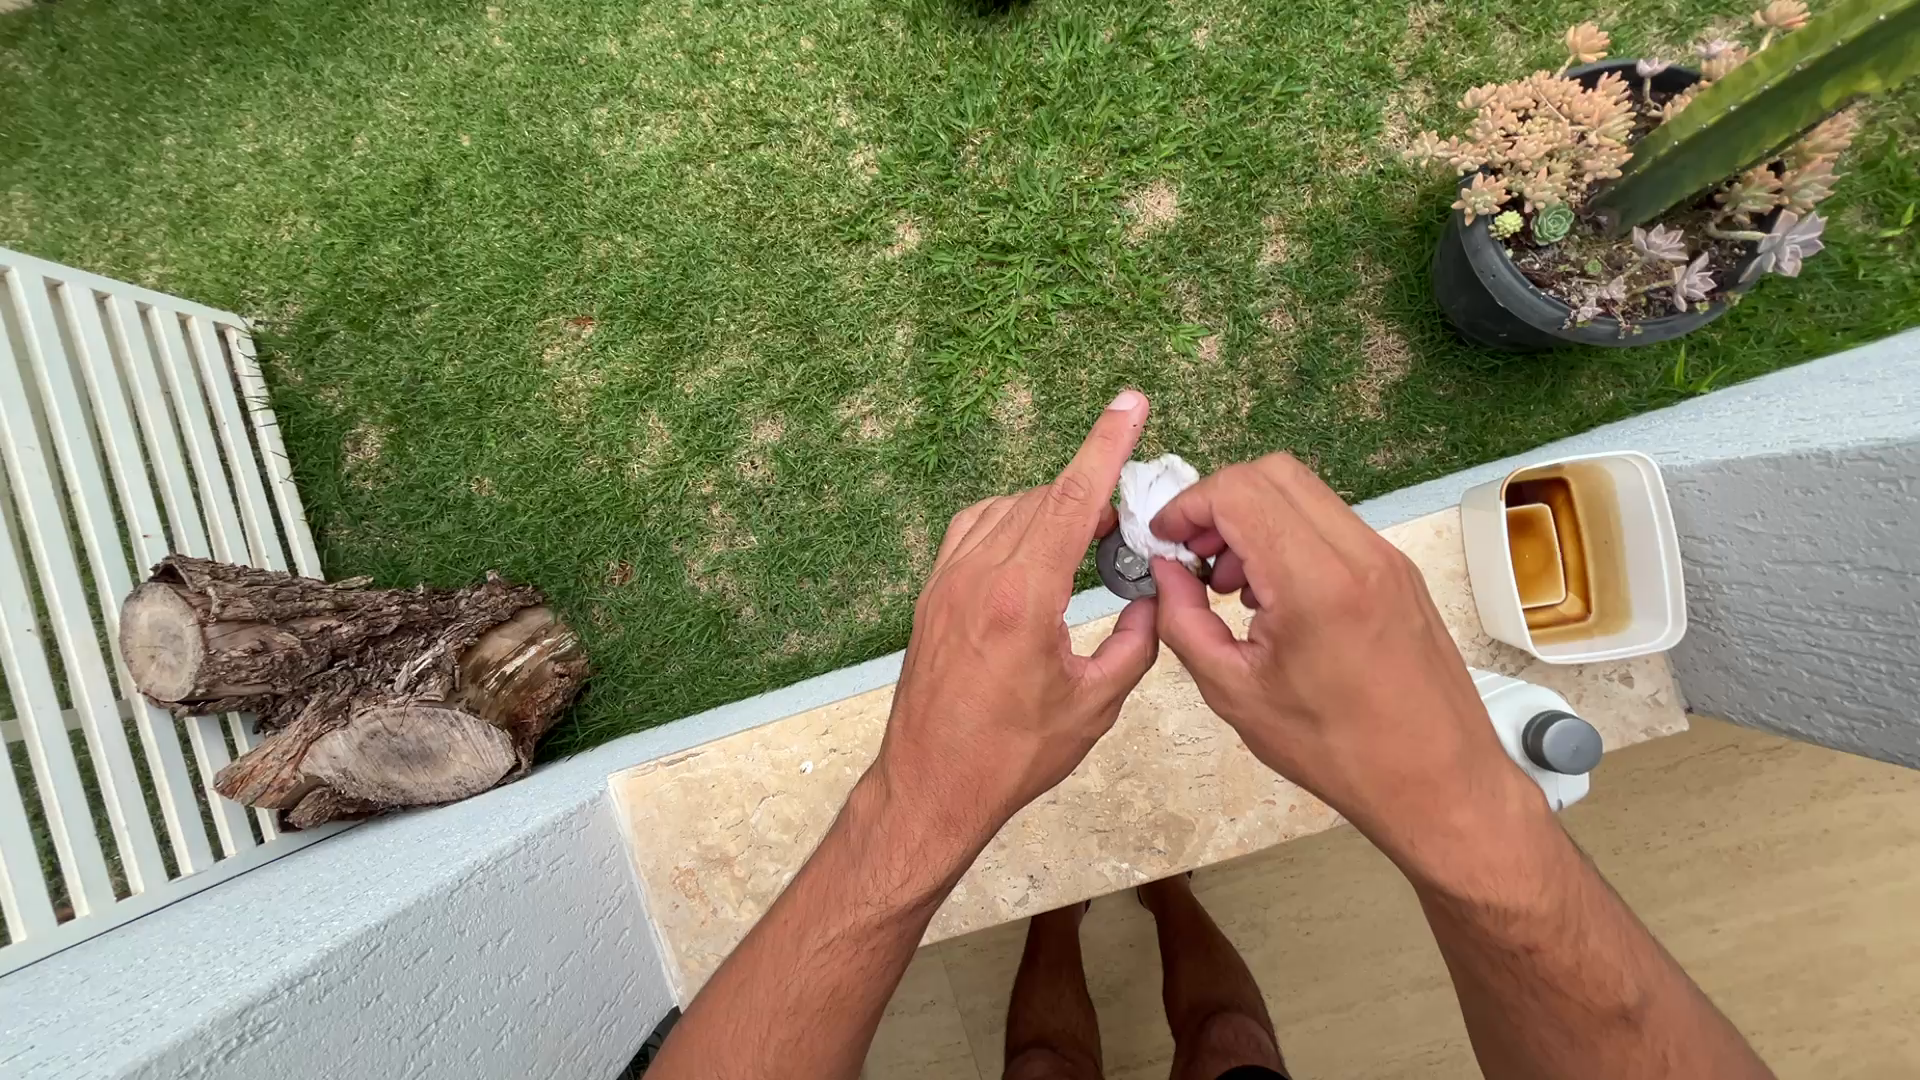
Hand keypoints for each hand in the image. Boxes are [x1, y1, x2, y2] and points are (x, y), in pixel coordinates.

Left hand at [871, 390, 1160, 851]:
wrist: (931, 783)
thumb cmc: (1010, 754)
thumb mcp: (1093, 705)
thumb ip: (1134, 642)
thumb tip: (1151, 603)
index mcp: (1022, 597)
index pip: (1071, 499)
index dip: (1105, 444)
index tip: (1129, 404)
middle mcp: (977, 575)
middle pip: (1042, 500)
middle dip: (1089, 493)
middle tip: (1123, 521)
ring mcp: (946, 580)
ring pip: (1006, 509)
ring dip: (1049, 509)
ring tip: (1083, 538)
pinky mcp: (931, 593)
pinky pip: (972, 529)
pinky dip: (1009, 522)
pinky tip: (1029, 547)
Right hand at [1146, 453, 1543, 883]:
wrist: (1440, 785)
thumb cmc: (1333, 749)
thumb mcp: (1232, 691)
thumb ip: (1183, 620)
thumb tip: (1163, 570)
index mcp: (1316, 583)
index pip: (1240, 492)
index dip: (1188, 505)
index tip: (1163, 538)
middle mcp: (1359, 553)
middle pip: (1272, 473)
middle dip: (1216, 501)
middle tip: (1191, 552)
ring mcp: (1386, 557)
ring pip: (1302, 492)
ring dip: (1250, 517)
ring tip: (1227, 580)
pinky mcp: (1397, 571)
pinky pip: (1328, 522)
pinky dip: (1283, 535)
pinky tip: (1268, 593)